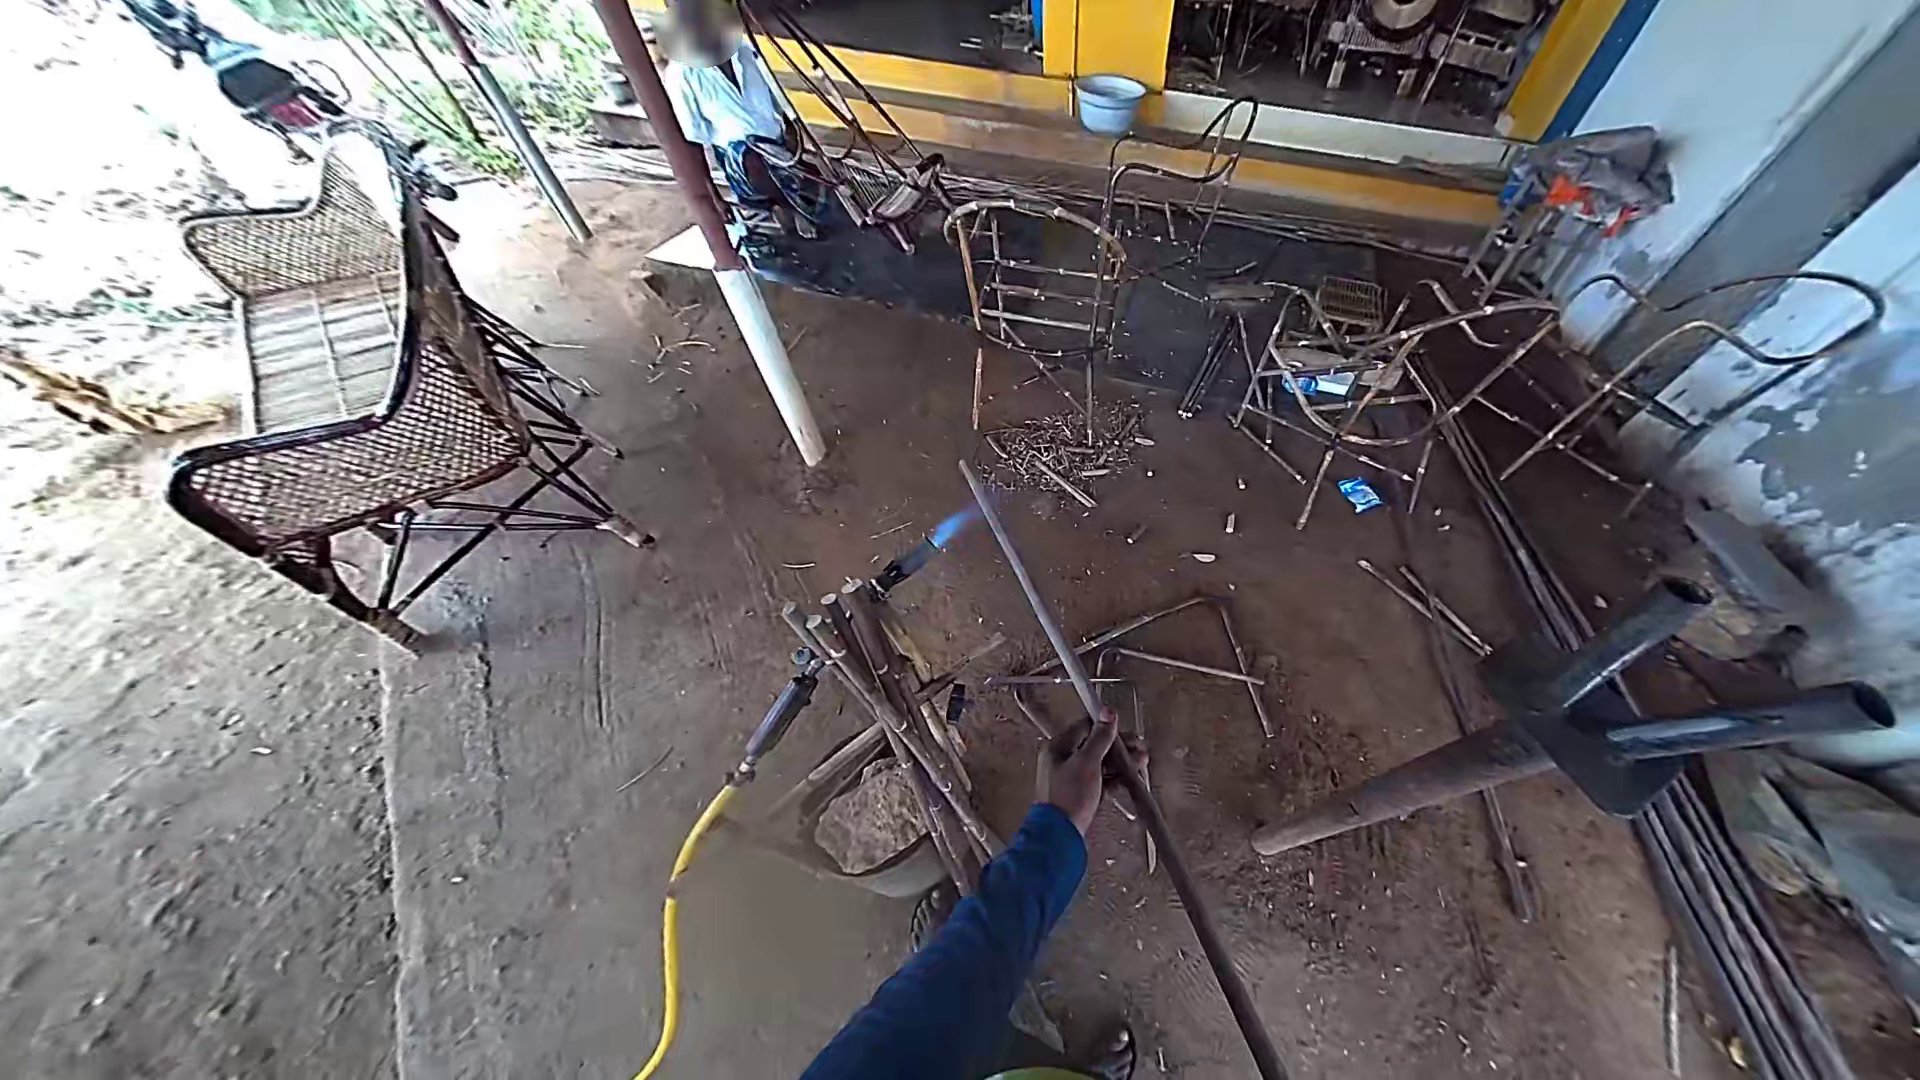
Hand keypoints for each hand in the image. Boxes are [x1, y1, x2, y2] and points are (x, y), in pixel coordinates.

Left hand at [1037, 709, 1135, 835]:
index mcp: (1058, 747)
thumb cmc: (1070, 795)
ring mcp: (1072, 777)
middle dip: (1119, 746)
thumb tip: (1108, 711)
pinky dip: (1115, 777)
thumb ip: (1099, 738)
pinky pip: (1101, 780)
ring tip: (1143, 761)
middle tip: (1141, 748)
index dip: (1106, 727)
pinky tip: (1132, 777)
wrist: (1060, 836)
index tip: (1127, 731)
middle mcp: (1063, 759)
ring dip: (1121, 761)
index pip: (1084, 727)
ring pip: (1100, 763)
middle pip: (1094, 745)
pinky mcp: (1081, 794)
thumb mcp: (1087, 762)